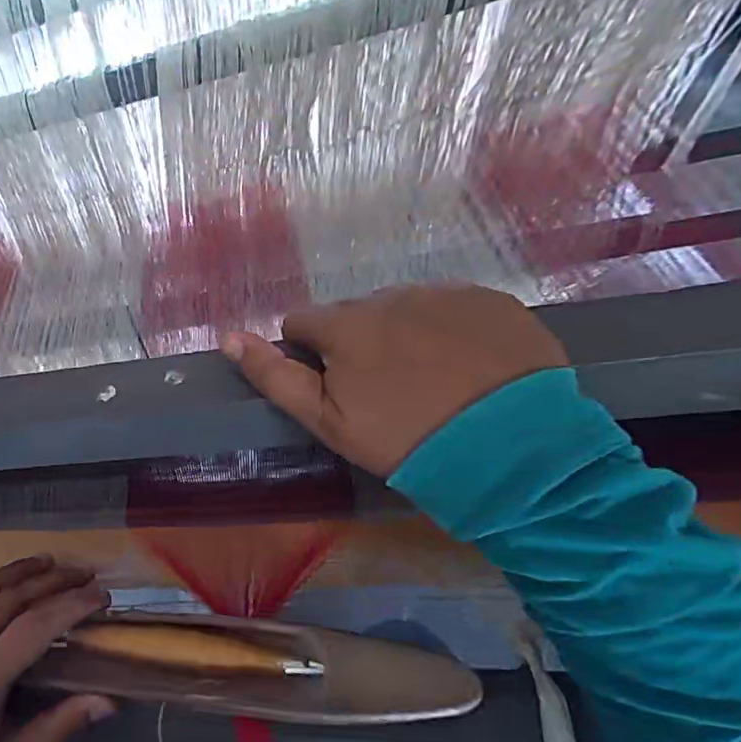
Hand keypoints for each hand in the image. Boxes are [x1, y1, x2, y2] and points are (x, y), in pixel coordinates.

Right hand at [222, 283, 567, 475]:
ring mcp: (446, 293)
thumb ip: (274, 376)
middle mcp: (392, 295)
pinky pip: (449, 307)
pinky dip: (445, 330)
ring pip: (401, 308)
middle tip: (381, 391)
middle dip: (354, 342)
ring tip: (426, 380)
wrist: (511, 448)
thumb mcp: (326, 420)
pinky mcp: (492, 300)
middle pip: (352, 313)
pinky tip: (462, 367)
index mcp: (346, 324)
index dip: (309, 355)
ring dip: (399, 334)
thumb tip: (229, 338)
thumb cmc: (402, 439)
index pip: (301, 322)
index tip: (334, 388)